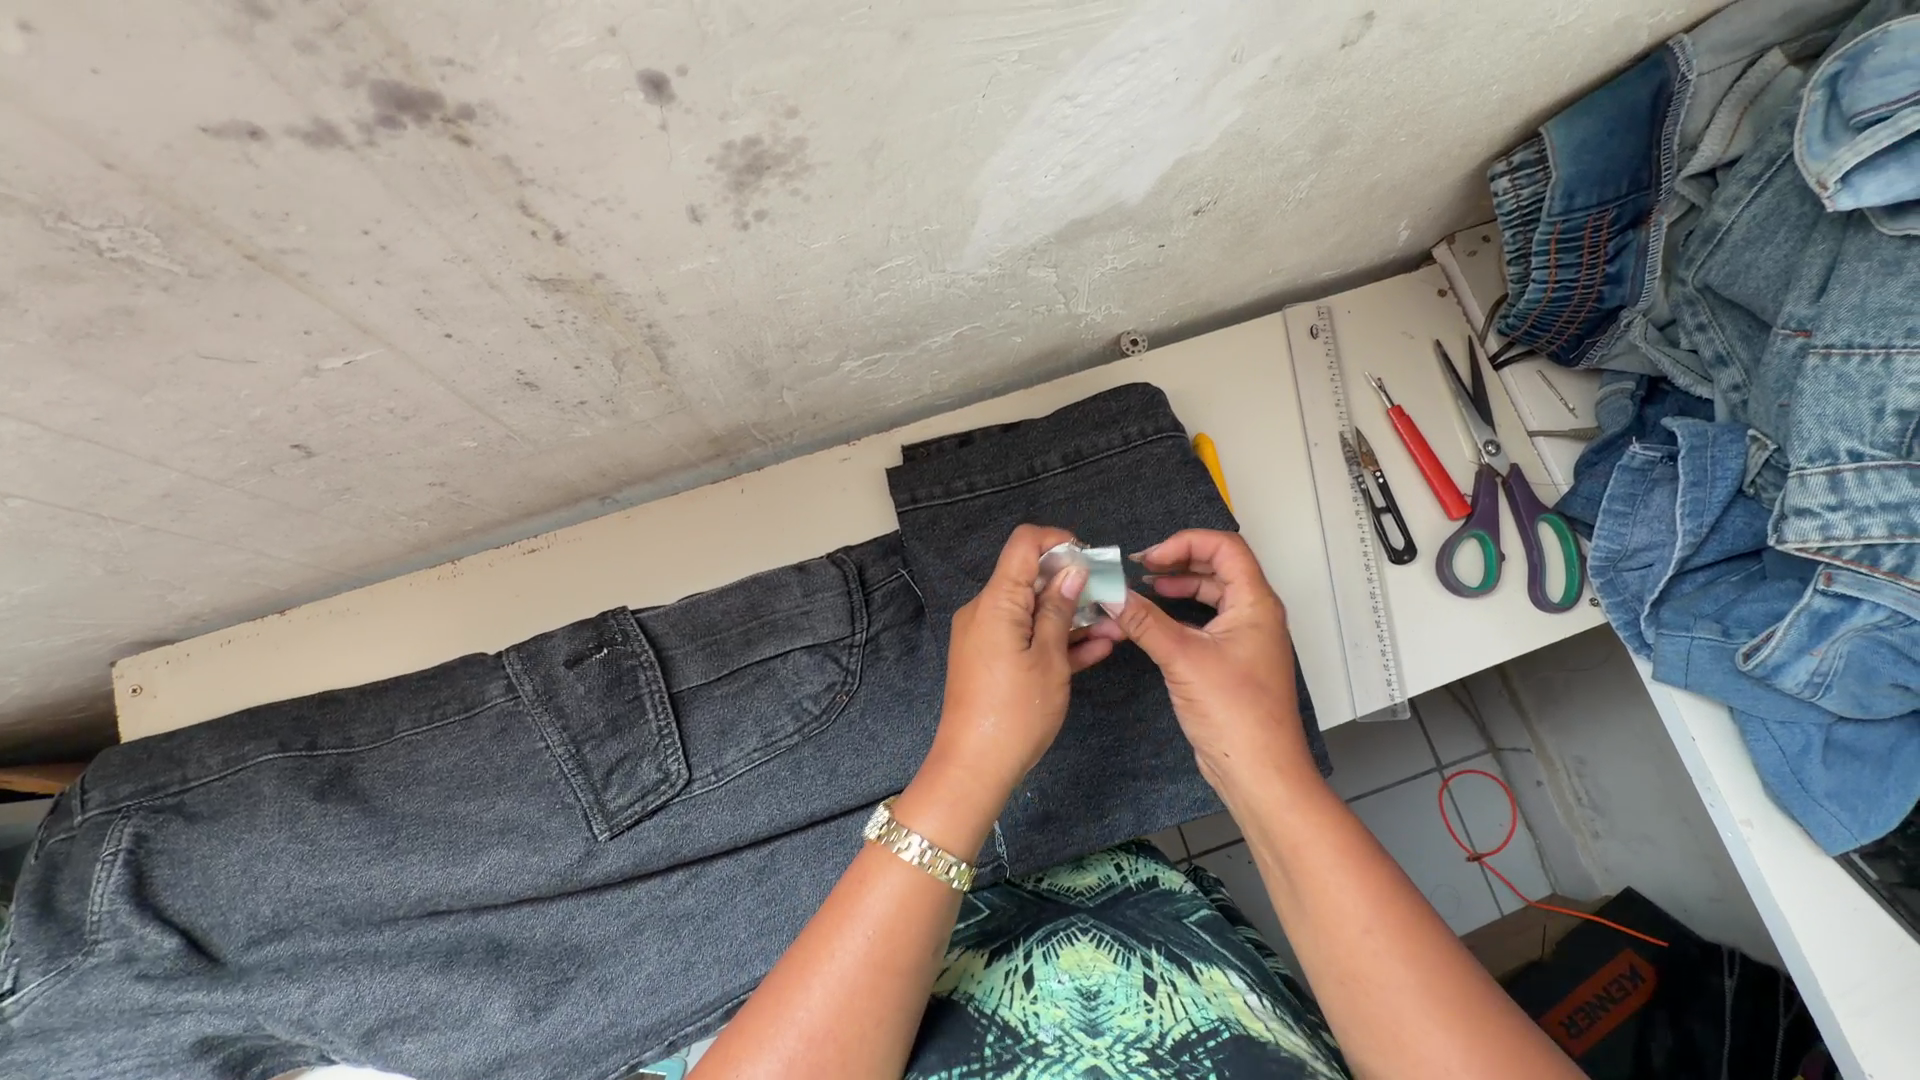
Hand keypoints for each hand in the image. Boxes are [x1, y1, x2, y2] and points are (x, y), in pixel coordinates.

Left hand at [927, 525, 1115, 797]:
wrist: (974, 767)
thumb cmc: (1016, 711)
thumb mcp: (1049, 659)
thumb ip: (1060, 610)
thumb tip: (1072, 571)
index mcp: (996, 601)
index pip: (1023, 545)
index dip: (1058, 542)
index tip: (1090, 559)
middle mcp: (985, 610)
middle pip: (1030, 578)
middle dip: (1073, 585)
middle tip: (1112, 600)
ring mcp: (986, 636)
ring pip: (1032, 611)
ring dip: (1071, 617)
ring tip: (1115, 630)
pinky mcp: (991, 659)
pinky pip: (1025, 637)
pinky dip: (1054, 639)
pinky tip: (1097, 649)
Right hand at [1098, 529, 1313, 790]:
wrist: (1258, 769)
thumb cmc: (1235, 713)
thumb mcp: (1182, 658)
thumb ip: (1144, 621)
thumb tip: (1110, 595)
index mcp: (1256, 603)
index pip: (1224, 547)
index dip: (1184, 543)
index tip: (1148, 559)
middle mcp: (1255, 614)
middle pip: (1219, 566)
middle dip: (1178, 561)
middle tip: (1139, 569)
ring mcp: (1245, 638)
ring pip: (1212, 594)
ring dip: (1179, 585)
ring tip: (1143, 589)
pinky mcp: (1232, 659)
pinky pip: (1206, 621)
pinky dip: (1180, 613)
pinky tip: (1155, 621)